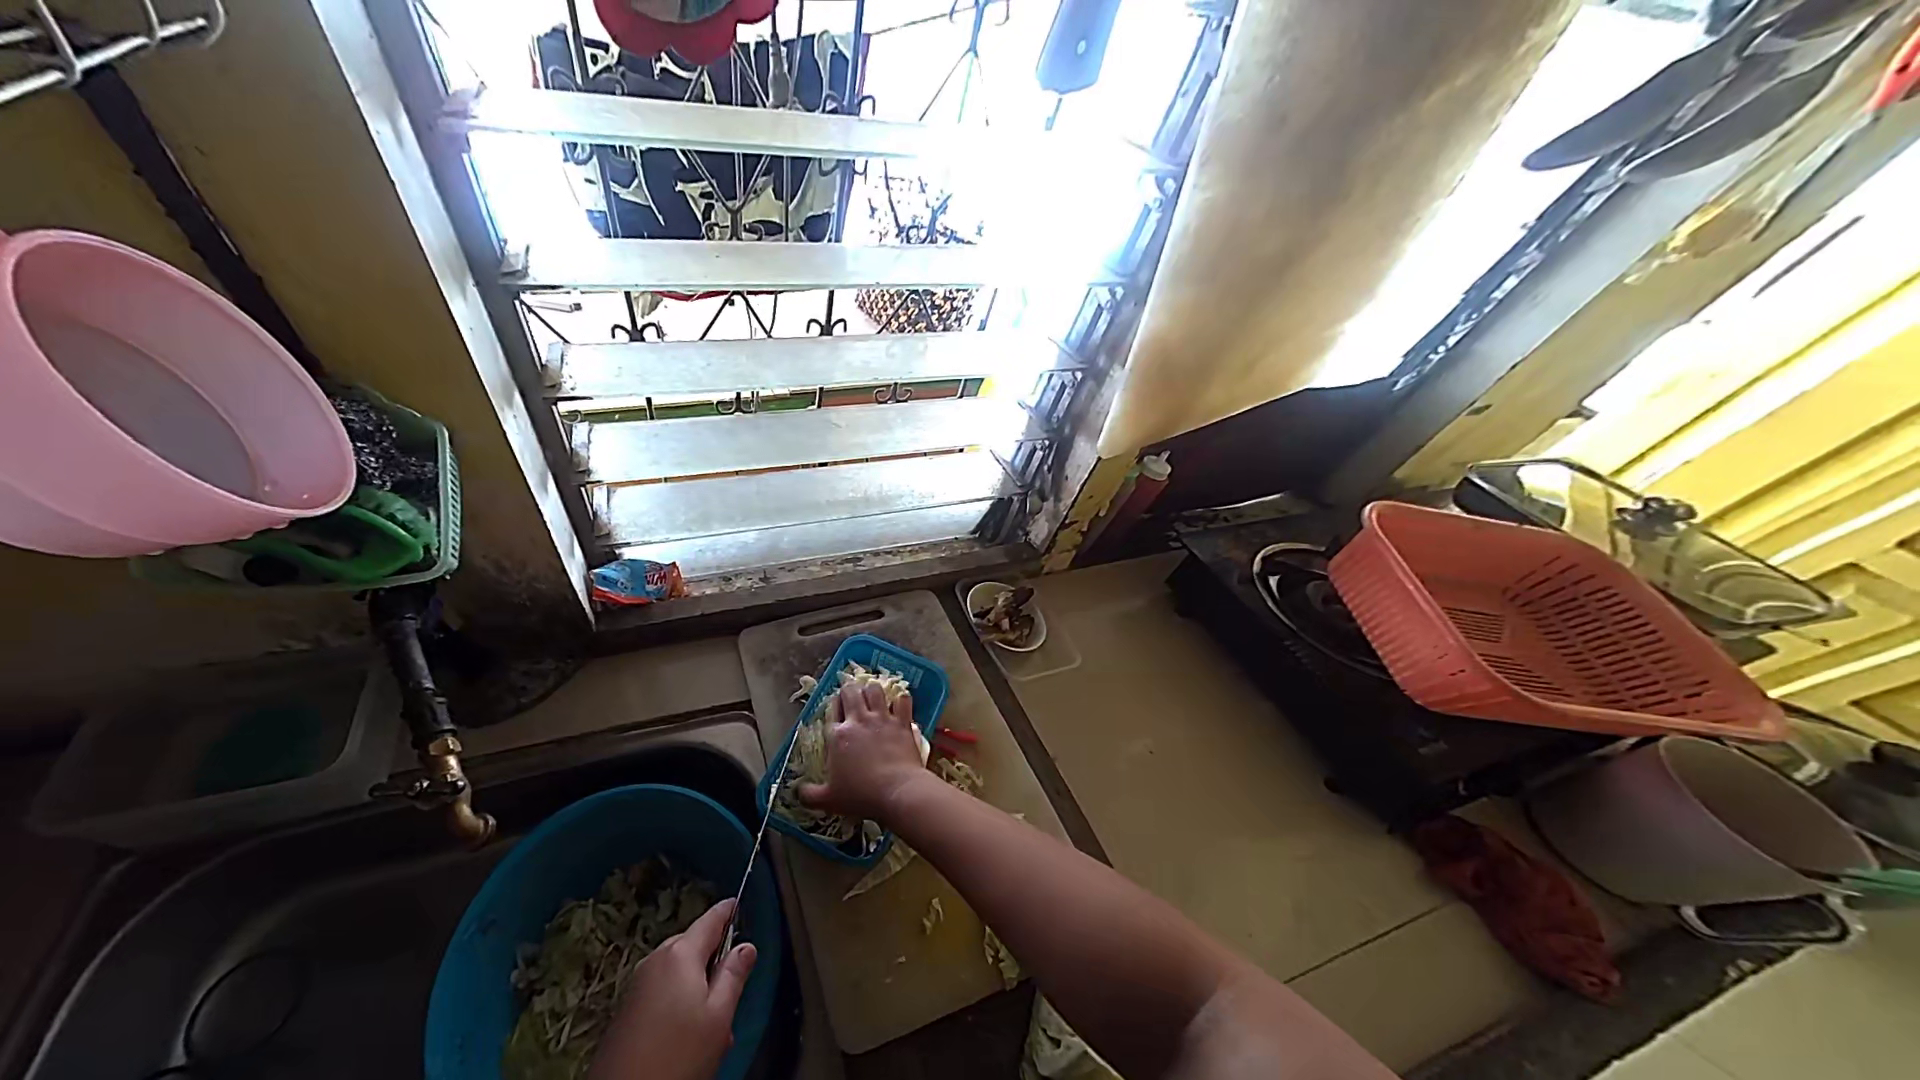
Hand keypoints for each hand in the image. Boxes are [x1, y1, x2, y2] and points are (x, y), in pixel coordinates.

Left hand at [587, 897, 756, 1079]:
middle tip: (732, 989)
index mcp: (680, 954)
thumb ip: (734, 975)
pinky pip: (661, 990)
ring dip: (697, 985)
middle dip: (714, 958)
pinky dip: (678, 1000)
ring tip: (712, 1021)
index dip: (727, 911)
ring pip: (678, 971)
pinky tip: (686, 1033)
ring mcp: (637, 986)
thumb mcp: (718, 1017)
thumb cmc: (678, 1056)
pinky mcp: (626, 1011)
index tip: (739, 903)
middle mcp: (655, 961)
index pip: (710, 920)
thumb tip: (746, 945)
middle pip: (693, 944)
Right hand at [796, 682, 927, 821]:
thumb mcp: (828, 800)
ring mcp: (883, 719)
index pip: (831, 710)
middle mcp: (859, 721)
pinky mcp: (903, 722)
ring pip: (875, 689)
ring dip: (872, 691)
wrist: (898, 791)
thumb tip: (798, 791)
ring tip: (872, 698)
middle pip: (850, 691)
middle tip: (851, 700)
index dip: (833, 708)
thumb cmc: (861, 796)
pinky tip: (898, 707)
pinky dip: (900, 701)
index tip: (837, 714)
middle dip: (849, 692)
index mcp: (838, 736)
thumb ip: (809, 794)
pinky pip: (902, 700)